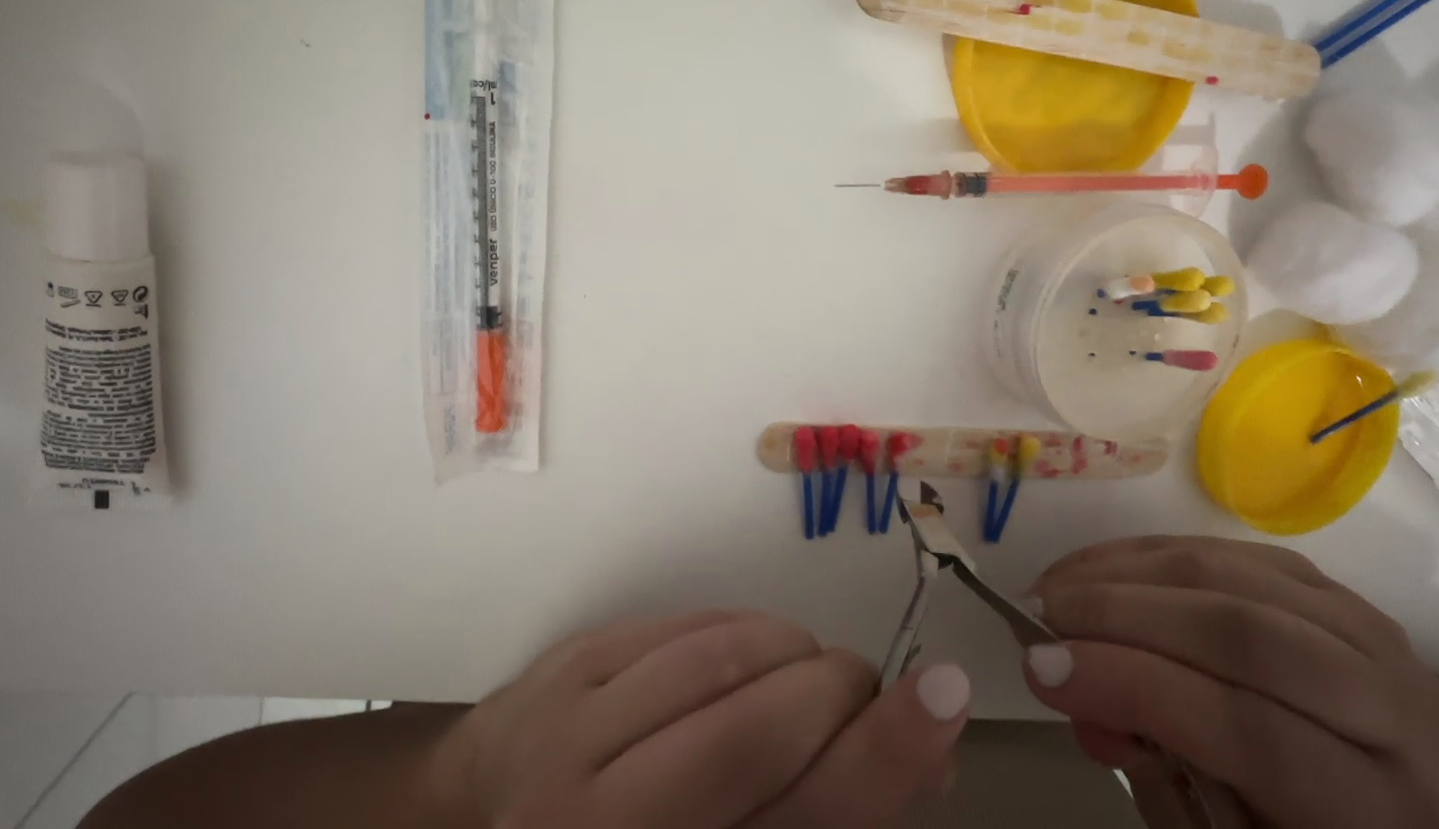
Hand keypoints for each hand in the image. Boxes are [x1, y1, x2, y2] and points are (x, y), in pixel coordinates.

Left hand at [426, 610, 970, 828]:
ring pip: (716, 664)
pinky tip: (750, 652)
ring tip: (807, 668)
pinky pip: (677, 628)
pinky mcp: (561, 670)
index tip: (943, 693)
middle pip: (756, 734)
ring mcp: (571, 739)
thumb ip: (828, 803)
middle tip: (862, 688)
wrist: (495, 817)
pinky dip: (739, 630)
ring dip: (792, 651)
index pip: (804, 817)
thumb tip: (926, 742)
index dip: (884, 754)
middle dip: (838, 692)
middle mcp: (613, 822)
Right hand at [1018, 537, 1438, 828]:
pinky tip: (1093, 569)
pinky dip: (1146, 553)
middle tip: (1035, 616)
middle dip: (1117, 615)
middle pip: (1243, 634)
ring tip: (1052, 589)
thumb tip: (1071, 685)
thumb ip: (1151, 769)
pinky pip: (1226, 551)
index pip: (1251, 730)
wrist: (1387, 787)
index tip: (1039, 667)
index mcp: (1385, 810)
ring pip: (1231, 575)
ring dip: (1120, 572)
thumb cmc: (1290, 827)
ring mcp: (1376, 635)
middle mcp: (1405, 714)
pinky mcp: (1335, 588)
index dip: (1134, 687)